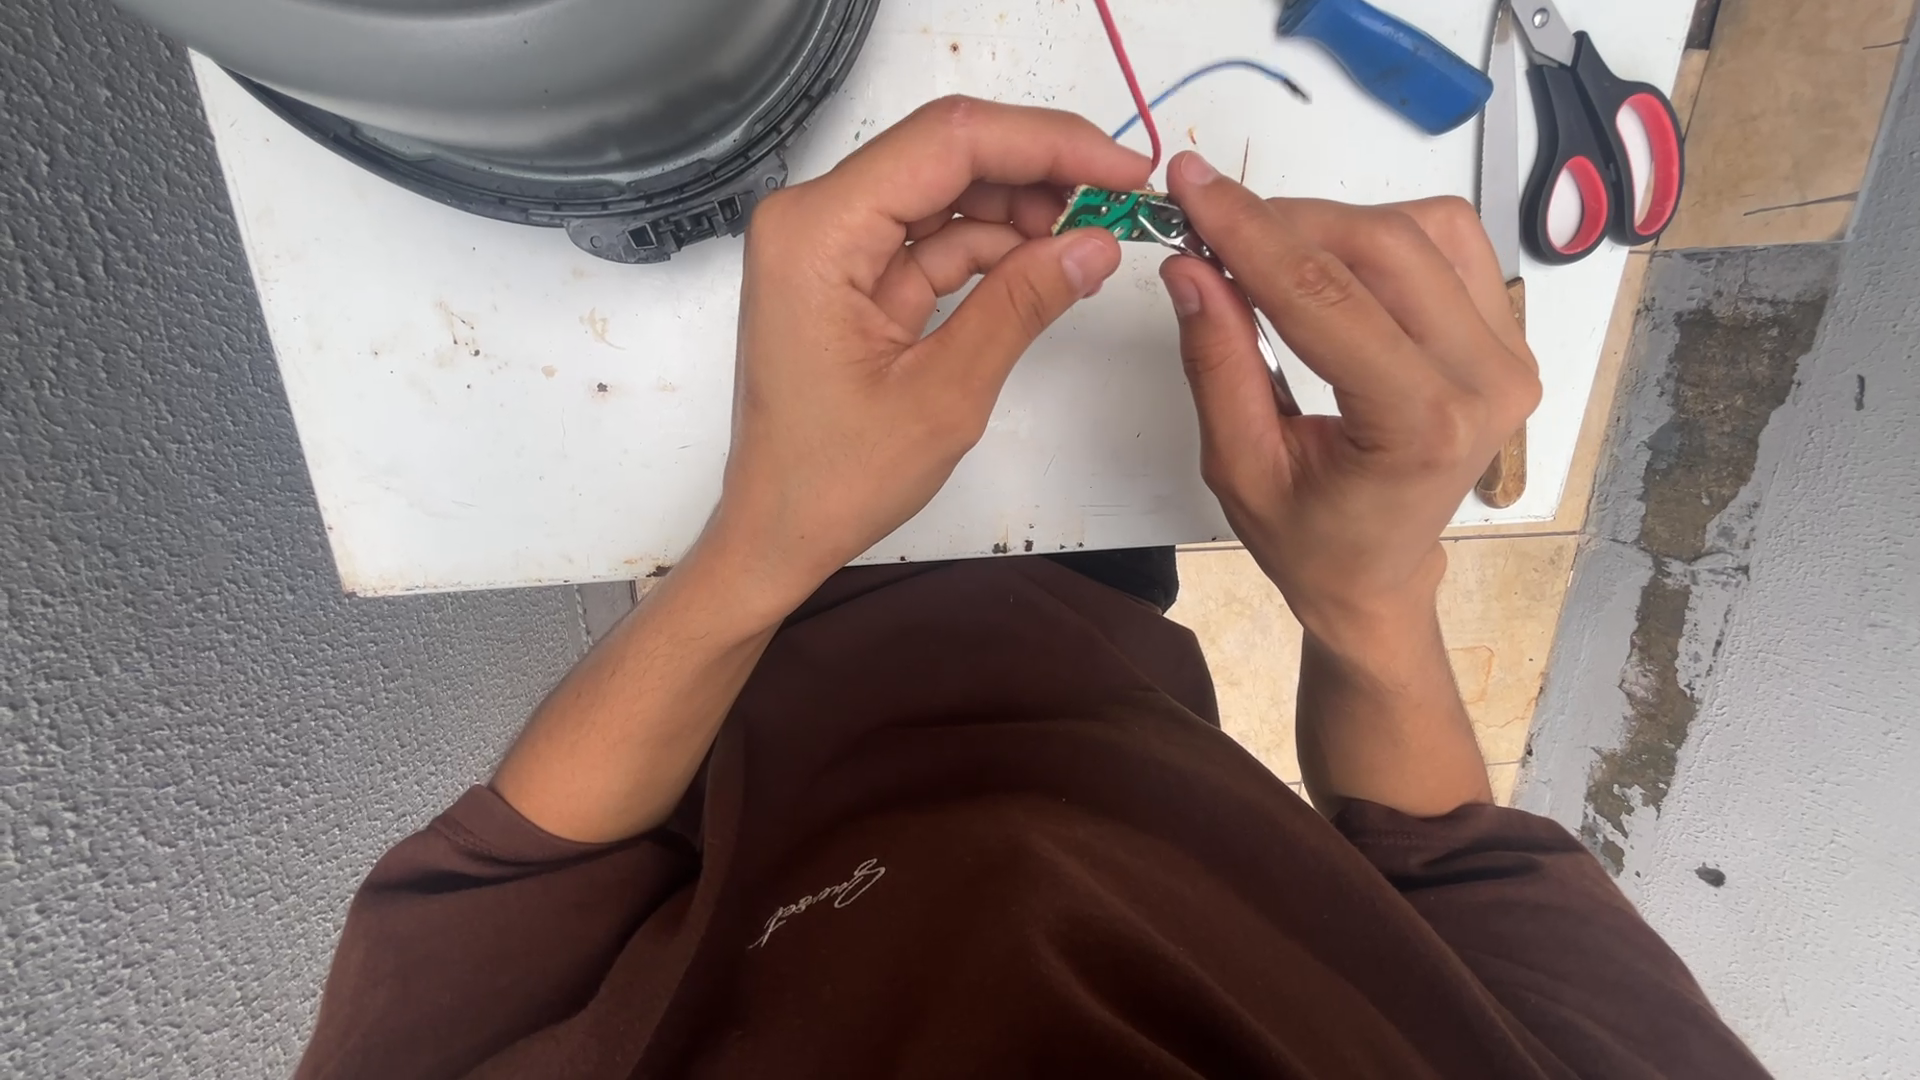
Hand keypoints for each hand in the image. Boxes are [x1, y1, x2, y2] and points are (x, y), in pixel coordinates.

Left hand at [701, 97, 1151, 611]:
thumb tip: (1095, 244)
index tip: (1123, 170)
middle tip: (1114, 208)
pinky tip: (1038, 268)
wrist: (781, 530)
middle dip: (1037, 176)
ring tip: (1084, 245)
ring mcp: (829, 250)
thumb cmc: (838, 479)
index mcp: (818, 235)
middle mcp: (813, 222)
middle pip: (944, 159)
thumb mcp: (945, 394)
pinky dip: (986, 254)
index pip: (948, 142)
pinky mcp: (847, 281)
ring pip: (942, 198)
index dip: (1048, 144)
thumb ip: (1021, 306)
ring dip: (1016, 216)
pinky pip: (928, 245)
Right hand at [1158, 152, 1538, 655]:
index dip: (1248, 234)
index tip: (1190, 186)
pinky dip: (1375, 234)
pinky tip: (1324, 260)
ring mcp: (1509, 353)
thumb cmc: (1300, 540)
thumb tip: (1189, 267)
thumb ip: (1217, 364)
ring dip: (1329, 222)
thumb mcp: (1237, 465)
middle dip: (1283, 221)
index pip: (1323, 298)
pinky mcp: (1506, 337)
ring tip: (1261, 249)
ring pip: (1420, 230)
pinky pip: (1446, 245)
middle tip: (1210, 222)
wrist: (1372, 573)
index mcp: (1417, 425)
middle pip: (1381, 247)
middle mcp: (1486, 378)